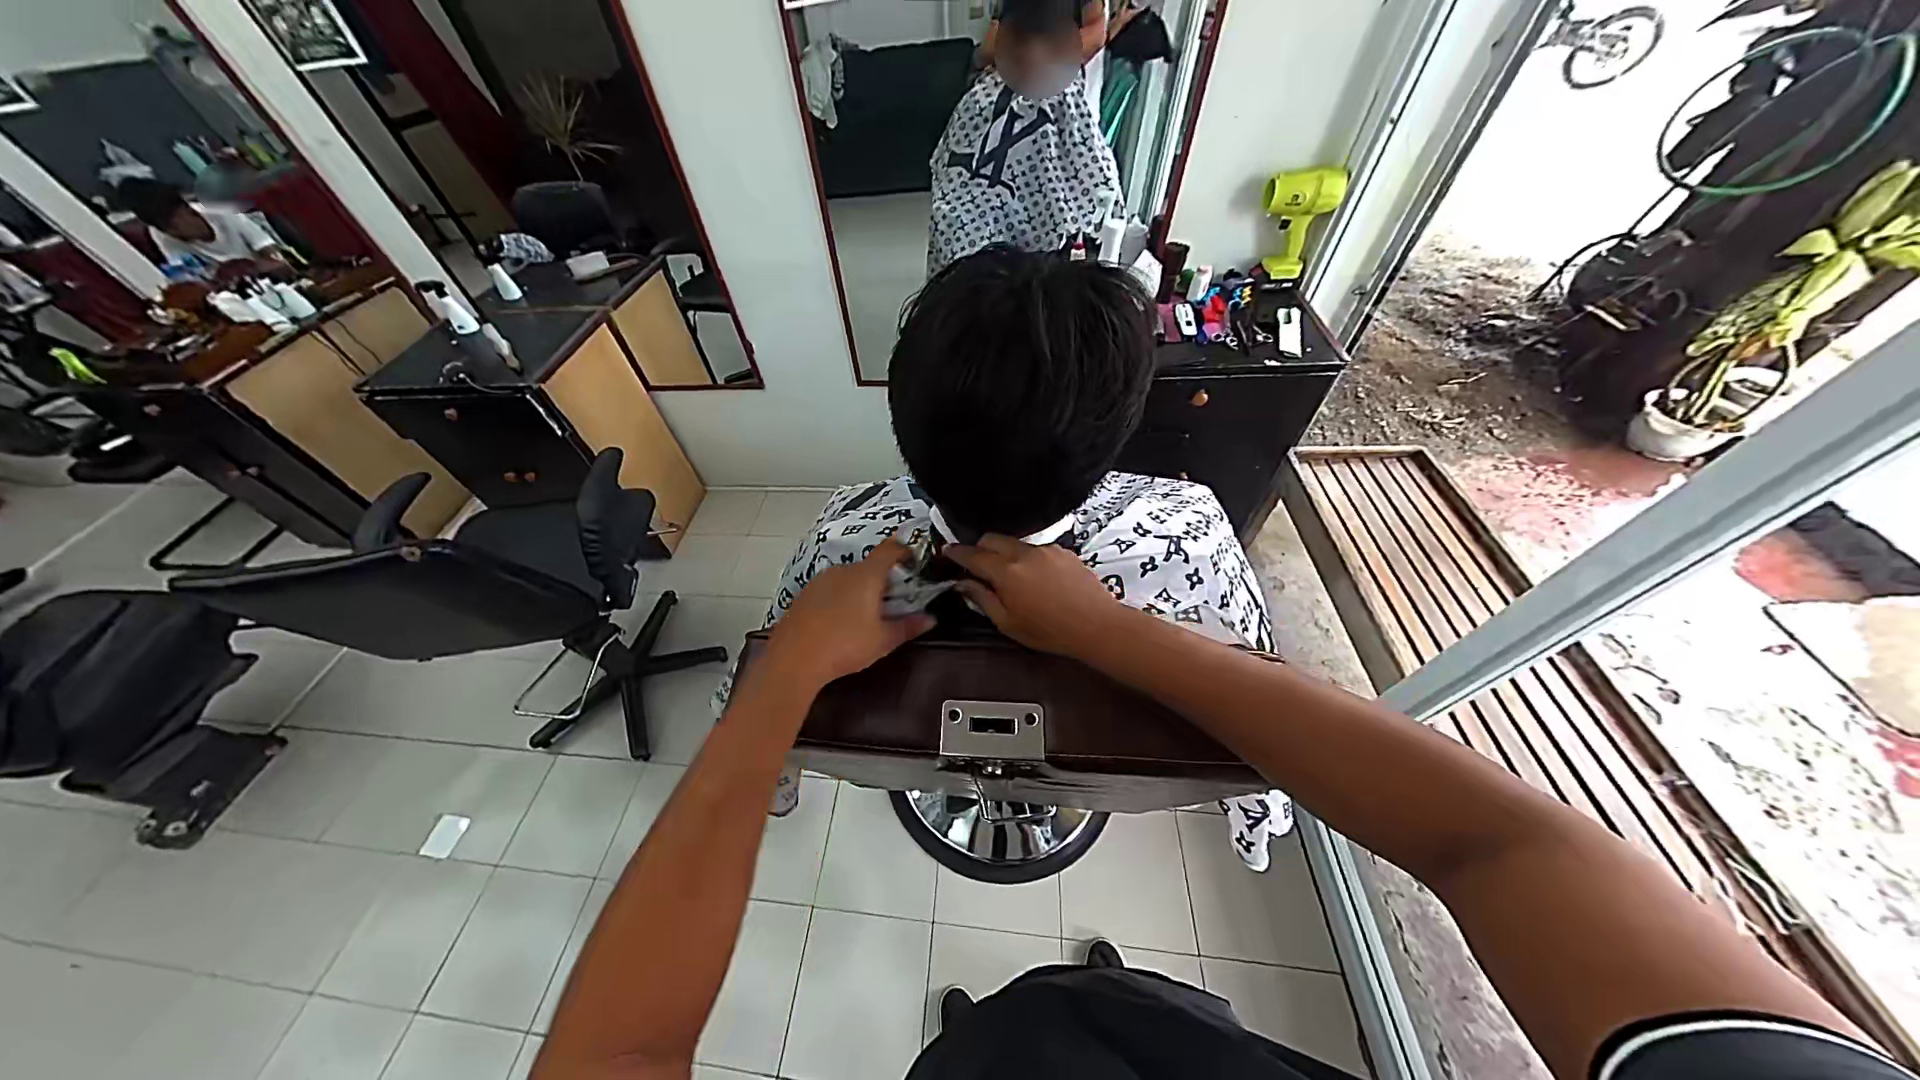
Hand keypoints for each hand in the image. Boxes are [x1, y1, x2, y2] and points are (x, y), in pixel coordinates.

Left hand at [760, 536, 934, 692]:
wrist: (793, 659)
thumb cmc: (845, 646)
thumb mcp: (883, 640)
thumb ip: (908, 626)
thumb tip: (930, 619)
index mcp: (867, 575)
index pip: (890, 549)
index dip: (904, 551)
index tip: (912, 563)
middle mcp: (843, 570)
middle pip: (869, 567)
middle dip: (882, 582)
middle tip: (891, 605)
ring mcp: (820, 581)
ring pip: (848, 579)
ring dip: (859, 591)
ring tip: (864, 618)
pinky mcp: (803, 594)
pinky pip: (829, 590)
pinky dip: (839, 599)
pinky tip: (839, 623)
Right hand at [943, 535, 1126, 657]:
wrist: (1096, 625)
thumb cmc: (1050, 631)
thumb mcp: (1008, 623)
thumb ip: (982, 599)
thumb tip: (963, 584)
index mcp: (1006, 572)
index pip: (973, 555)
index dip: (957, 553)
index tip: (948, 552)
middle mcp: (1025, 553)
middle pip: (992, 539)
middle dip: (980, 548)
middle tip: (976, 567)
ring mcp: (1046, 549)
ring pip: (1015, 543)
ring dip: (1005, 554)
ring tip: (1010, 579)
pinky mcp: (1063, 551)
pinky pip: (1036, 548)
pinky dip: (1028, 559)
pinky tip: (1036, 579)